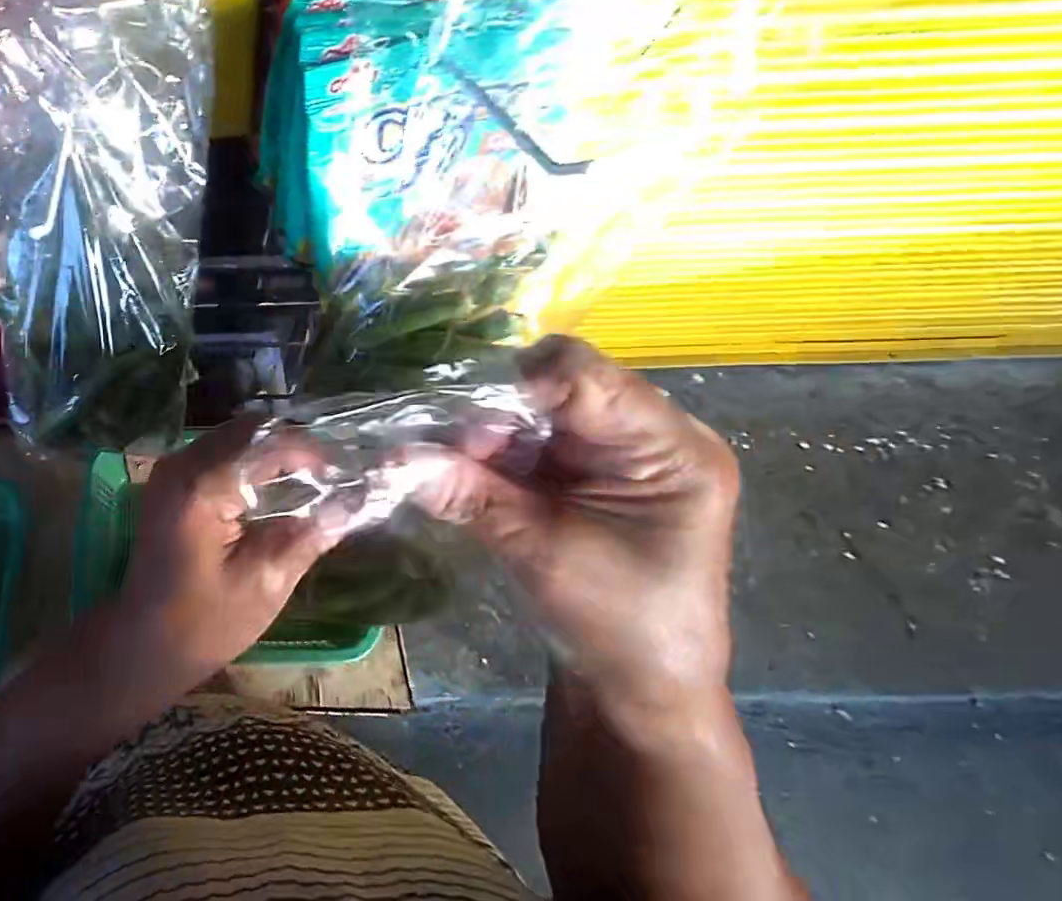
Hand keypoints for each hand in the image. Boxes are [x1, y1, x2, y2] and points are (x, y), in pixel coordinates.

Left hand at [115, 415, 340, 685]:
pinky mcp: (169, 481)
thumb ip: (306, 536)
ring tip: (308, 476)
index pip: (264, 444)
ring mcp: (169, 470)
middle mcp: (180, 466)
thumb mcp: (264, 585)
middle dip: (291, 444)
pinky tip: (273, 484)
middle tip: (328, 472)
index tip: (340, 471)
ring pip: (231, 436)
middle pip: (246, 430)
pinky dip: (249, 460)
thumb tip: (350, 503)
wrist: (142, 643)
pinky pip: (217, 451)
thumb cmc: (203, 624)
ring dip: (270, 450)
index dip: (308, 450)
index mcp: (200, 488)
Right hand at [409, 336, 739, 733]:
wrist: (635, 684)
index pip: (585, 376)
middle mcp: (644, 432)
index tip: (464, 428)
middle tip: (457, 453)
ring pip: (531, 406)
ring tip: (457, 467)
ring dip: (487, 432)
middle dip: (495, 412)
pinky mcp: (579, 466)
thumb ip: (470, 496)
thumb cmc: (614, 624)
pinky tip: (466, 471)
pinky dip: (490, 449)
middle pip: (554, 384)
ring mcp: (610, 448)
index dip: (517, 386)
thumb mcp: (539, 554)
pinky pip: (526, 435)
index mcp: (668, 447)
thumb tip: (393, 458)